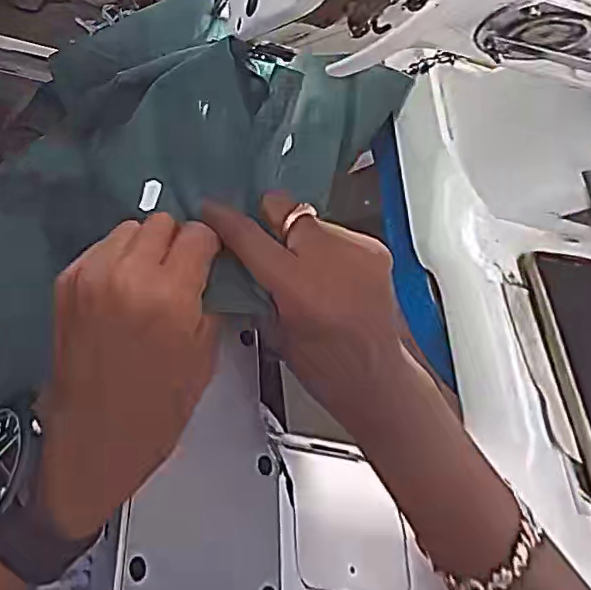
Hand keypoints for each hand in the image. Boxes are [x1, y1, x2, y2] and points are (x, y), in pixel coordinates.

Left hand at [37, 214, 220, 540]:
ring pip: (130, 228)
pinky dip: (116, 259)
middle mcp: (127, 275)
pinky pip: (102, 247)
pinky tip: (122, 289)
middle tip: (178, 270)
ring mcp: (92, 275)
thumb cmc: (152, 410)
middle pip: (162, 222)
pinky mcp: (67, 281)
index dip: (208, 246)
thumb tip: (210, 268)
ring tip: (147, 279)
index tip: (207, 258)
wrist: (91, 441)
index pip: (198, 233)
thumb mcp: (203, 355)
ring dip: (144, 247)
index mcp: (168, 295)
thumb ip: (209, 298)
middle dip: (176, 243)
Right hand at [201, 193, 413, 436]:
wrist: (381, 382)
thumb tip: (235, 252)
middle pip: (281, 207)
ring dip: (299, 236)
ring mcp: (356, 249)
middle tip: (266, 244)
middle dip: (268, 221)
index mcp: (299, 286)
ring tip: (305, 268)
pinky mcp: (375, 247)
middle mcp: (330, 258)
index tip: (209, 209)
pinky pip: (335, 231)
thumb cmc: (326, 370)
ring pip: (308, 218)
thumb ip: (254, 285)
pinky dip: (326, 246)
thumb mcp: (273, 331)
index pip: (248, 235)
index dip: (223, 219)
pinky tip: (329, 273)